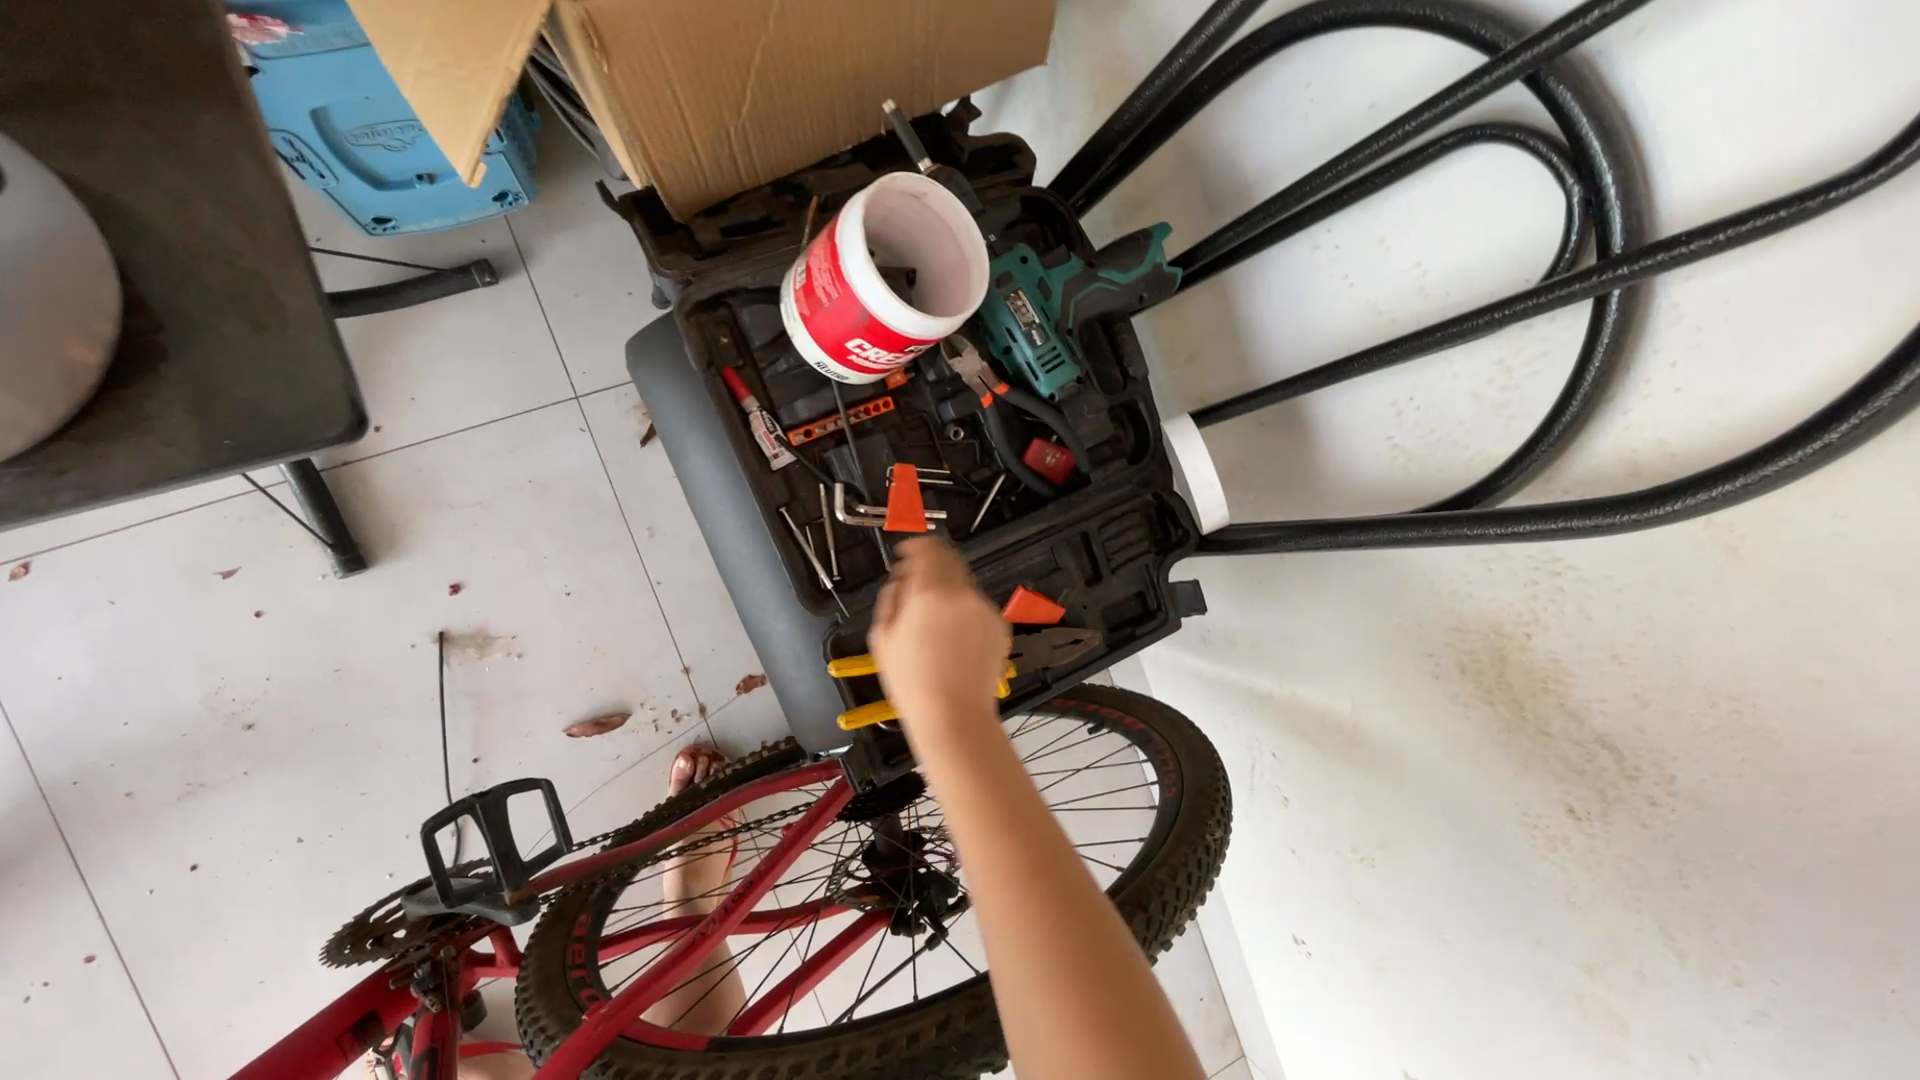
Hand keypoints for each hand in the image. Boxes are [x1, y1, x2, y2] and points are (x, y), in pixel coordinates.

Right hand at [868, 537, 1010, 731]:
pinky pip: (978, 609)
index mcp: (931, 592)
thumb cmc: (911, 682)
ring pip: (965, 587)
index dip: (916, 546)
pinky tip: (953, 640)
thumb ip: (892, 596)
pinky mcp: (1000, 627)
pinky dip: (965, 613)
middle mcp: (963, 594)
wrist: (954, 716)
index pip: (929, 549)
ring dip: (949, 592)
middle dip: (933, 565)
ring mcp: (985, 610)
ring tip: (933, 623)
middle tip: (917, 583)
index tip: (907, 553)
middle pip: (951, 561)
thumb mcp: (883, 637)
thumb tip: (903, 578)